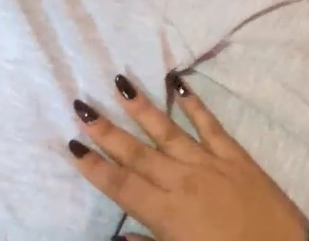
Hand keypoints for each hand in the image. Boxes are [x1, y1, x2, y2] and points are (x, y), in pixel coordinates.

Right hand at [70, 74, 308, 240]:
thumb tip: (118, 236)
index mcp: (169, 215)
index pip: (123, 186)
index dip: (95, 166)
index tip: (72, 143)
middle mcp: (183, 182)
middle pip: (137, 153)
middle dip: (107, 130)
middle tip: (81, 104)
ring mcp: (210, 164)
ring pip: (168, 130)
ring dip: (142, 108)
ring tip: (120, 83)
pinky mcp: (236, 155)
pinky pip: (210, 124)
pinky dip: (194, 104)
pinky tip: (179, 84)